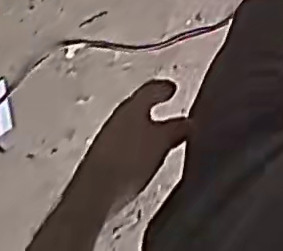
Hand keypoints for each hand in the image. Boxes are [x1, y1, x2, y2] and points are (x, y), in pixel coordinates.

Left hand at [68, 80, 191, 215]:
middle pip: (138, 107)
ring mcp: (105, 140)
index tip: (172, 89)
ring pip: (129, 127)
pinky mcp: (98, 161)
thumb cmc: (130, 159)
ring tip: (157, 140)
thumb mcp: (163, 142)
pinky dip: (133, 147)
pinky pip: (121, 145)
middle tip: (168, 116)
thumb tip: (189, 123)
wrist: (93, 193)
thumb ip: (177, 129)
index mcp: (133, 105)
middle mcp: (117, 118)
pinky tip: (139, 161)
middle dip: (153, 110)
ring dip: (142, 130)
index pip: (151, 89)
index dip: (164, 88)